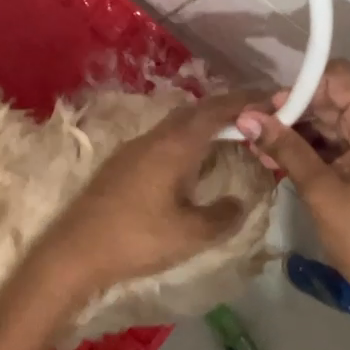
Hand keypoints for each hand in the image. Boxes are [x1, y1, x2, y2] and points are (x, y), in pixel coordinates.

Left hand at [34, 92, 264, 297]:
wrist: (75, 250)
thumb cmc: (137, 239)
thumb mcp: (191, 234)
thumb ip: (223, 216)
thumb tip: (240, 201)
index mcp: (175, 145)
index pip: (217, 111)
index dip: (247, 101)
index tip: (274, 99)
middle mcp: (155, 137)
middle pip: (197, 110)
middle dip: (230, 107)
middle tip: (260, 114)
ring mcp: (136, 148)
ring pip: (179, 122)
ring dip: (207, 121)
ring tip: (235, 132)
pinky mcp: (124, 163)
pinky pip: (166, 136)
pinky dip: (190, 136)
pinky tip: (196, 157)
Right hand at [236, 61, 349, 307]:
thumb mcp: (320, 190)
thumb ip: (285, 147)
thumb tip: (246, 117)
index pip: (339, 77)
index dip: (302, 86)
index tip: (270, 111)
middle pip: (335, 98)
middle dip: (294, 111)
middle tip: (255, 132)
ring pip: (334, 121)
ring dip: (299, 132)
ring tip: (261, 151)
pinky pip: (341, 142)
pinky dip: (313, 149)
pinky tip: (281, 162)